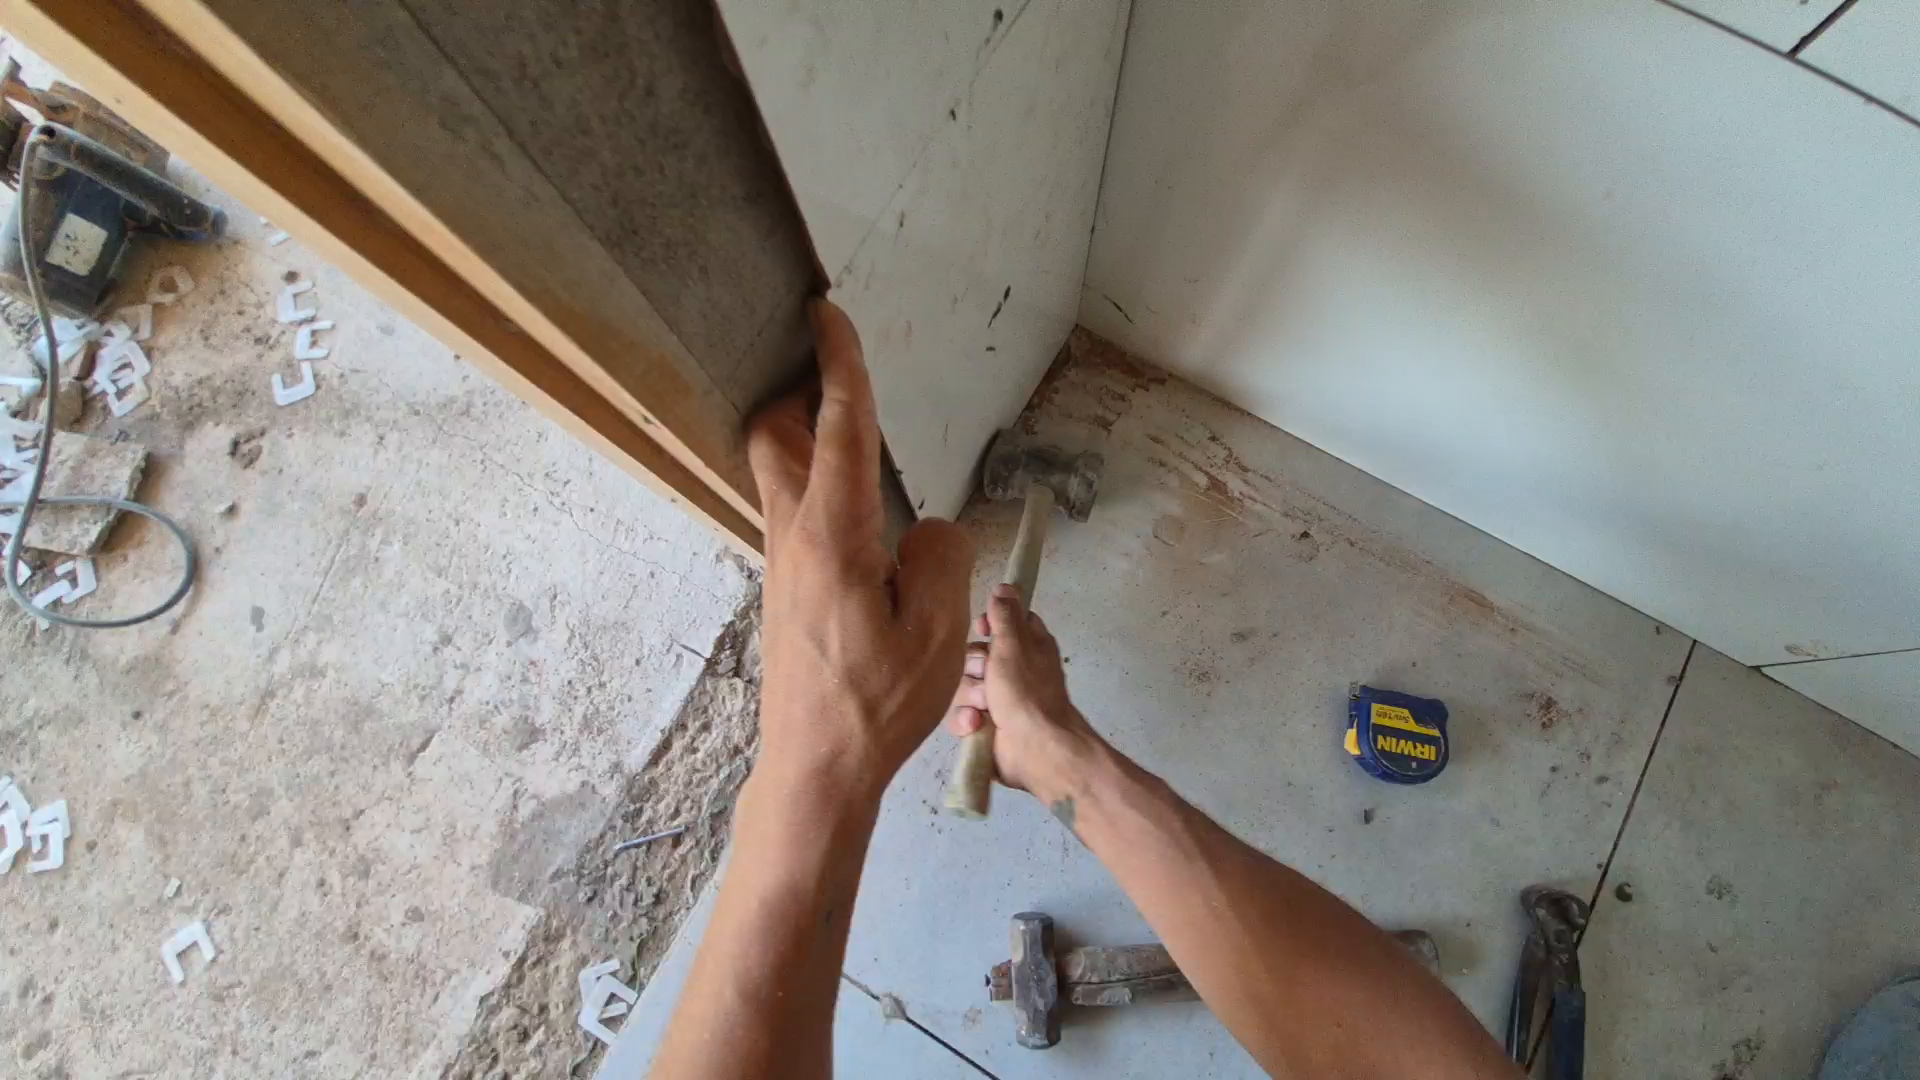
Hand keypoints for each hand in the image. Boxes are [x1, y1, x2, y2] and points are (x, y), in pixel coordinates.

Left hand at [747, 300, 974, 804]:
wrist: (816, 764)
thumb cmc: (878, 702)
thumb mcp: (937, 630)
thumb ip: (941, 556)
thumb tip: (926, 530)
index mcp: (834, 536)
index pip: (837, 428)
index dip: (839, 366)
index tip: (828, 314)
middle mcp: (794, 536)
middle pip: (774, 436)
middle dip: (798, 391)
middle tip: (836, 378)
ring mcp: (781, 562)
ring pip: (777, 472)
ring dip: (804, 435)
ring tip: (851, 435)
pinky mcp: (784, 586)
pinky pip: (791, 508)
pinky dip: (813, 480)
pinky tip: (854, 511)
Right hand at [945, 584, 1103, 803]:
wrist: (1035, 749)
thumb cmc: (1027, 692)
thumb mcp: (1013, 646)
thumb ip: (1005, 616)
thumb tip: (1004, 585)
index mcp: (1029, 646)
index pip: (1004, 622)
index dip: (989, 624)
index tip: (983, 629)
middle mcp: (1013, 669)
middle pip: (975, 654)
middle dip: (975, 667)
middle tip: (988, 676)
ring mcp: (998, 699)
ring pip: (963, 684)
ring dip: (971, 696)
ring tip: (985, 708)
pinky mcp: (984, 725)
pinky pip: (962, 713)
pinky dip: (967, 720)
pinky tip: (977, 725)